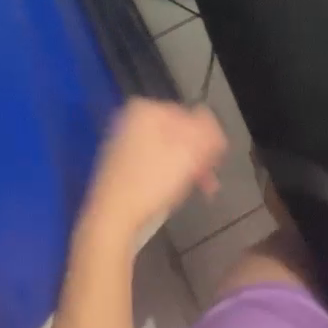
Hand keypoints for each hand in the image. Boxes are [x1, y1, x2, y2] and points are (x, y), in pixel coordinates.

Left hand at [76, 99, 226, 247]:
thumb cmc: (151, 182)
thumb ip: (208, 132)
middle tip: (209, 180)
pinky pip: (155, 161)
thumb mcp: (189, 153)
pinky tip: (175, 190)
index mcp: (147, 109)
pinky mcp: (121, 164)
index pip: (192, 115)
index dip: (209, 139)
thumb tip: (214, 127)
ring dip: (187, 167)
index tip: (215, 162)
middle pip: (180, 133)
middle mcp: (133, 119)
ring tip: (198, 189)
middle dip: (198, 156)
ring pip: (170, 149)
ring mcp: (125, 141)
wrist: (111, 218)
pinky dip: (169, 173)